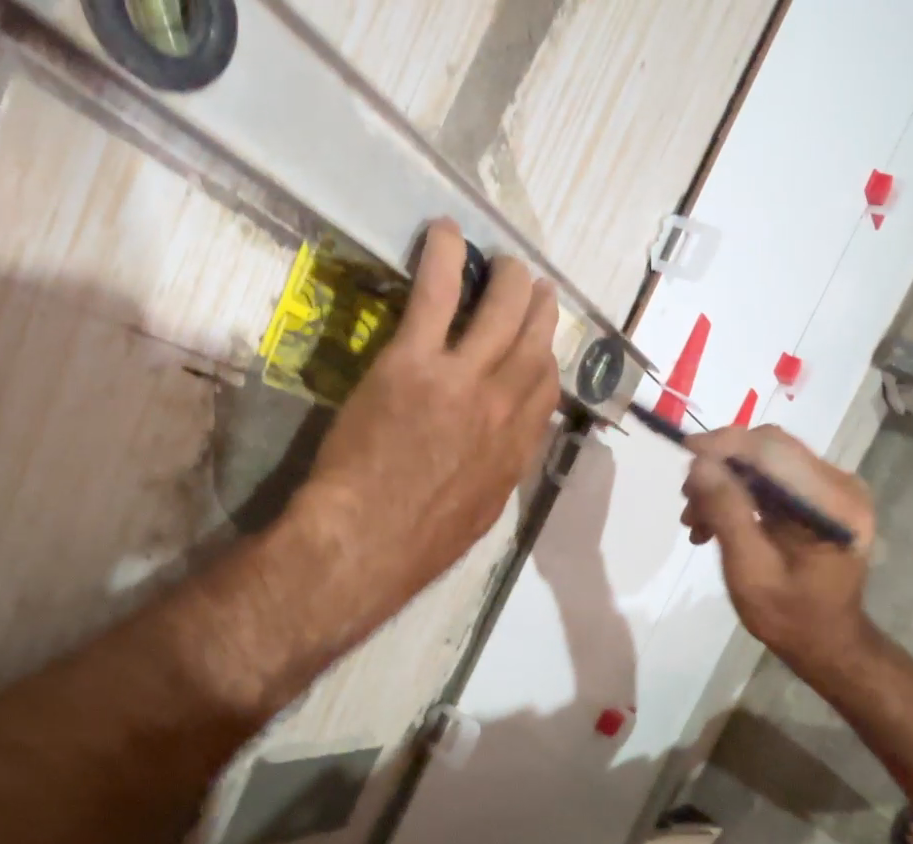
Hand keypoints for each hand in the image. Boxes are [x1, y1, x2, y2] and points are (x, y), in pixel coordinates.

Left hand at [297, 219, 559, 615]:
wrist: (365, 543)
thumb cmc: (416, 544)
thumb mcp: (478, 515)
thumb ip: (499, 473)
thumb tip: (503, 450)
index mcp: (517, 451)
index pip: (547, 390)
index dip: (546, 358)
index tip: (540, 345)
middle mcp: (503, 408)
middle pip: (536, 343)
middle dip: (540, 309)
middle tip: (535, 286)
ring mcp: (462, 381)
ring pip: (502, 312)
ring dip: (509, 279)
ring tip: (507, 260)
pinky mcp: (414, 363)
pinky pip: (438, 297)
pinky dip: (445, 258)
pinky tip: (447, 231)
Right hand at [680, 425, 876, 661]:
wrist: (825, 642)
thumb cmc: (789, 616)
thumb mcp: (750, 571)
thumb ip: (727, 513)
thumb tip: (699, 464)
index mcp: (833, 503)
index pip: (774, 450)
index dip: (726, 445)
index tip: (684, 452)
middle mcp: (839, 484)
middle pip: (770, 449)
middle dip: (721, 467)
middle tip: (686, 502)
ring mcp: (831, 489)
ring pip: (765, 462)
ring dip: (725, 484)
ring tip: (695, 522)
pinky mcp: (818, 497)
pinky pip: (771, 479)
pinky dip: (738, 494)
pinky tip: (715, 522)